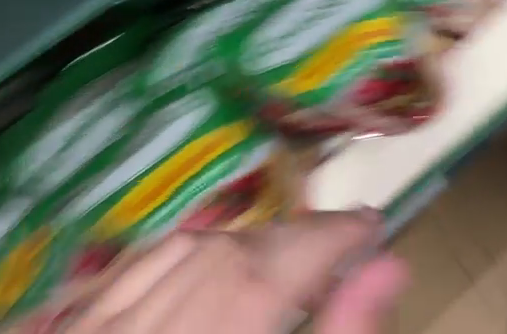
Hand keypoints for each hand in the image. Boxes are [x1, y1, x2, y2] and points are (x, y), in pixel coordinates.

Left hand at [55, 211, 406, 333]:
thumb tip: (388, 267)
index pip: (268, 277)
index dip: (329, 238)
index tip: (372, 226)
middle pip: (224, 262)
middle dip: (295, 240)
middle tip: (342, 244)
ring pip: (172, 259)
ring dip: (242, 244)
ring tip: (285, 256)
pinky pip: (118, 280)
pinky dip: (175, 260)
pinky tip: (203, 267)